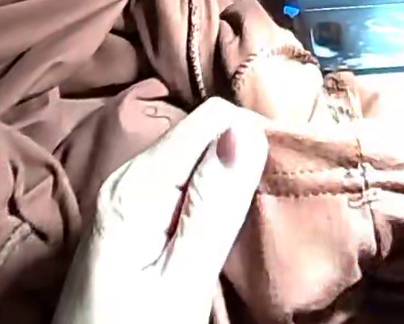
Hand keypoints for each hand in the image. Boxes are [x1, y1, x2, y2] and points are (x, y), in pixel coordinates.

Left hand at [54, 99, 268, 323]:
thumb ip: (213, 206)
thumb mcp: (180, 286)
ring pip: (196, 152)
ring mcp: (125, 191)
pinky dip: (210, 190)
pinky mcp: (129, 212)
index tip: (279, 174)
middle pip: (203, 131)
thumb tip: (246, 129)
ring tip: (252, 210)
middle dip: (242, 155)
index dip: (252, 136)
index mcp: (135, 184)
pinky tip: (222, 219)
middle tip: (270, 198)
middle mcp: (127, 173)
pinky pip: (182, 176)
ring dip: (228, 174)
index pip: (213, 117)